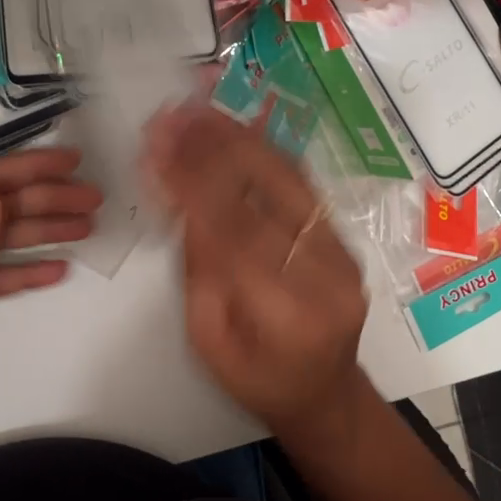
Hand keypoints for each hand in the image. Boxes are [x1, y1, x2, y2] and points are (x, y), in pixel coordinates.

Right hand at [142, 104, 368, 436]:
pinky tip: (234, 124)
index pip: (234, 230)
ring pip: (288, 178)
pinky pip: (302, 182)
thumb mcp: (209, 338)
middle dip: (215, 145)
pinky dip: (264, 148)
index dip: (193, 181)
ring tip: (198, 106)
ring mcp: (342, 250)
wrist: (327, 395)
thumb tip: (181, 197)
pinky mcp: (342, 236)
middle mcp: (324, 272)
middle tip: (174, 114)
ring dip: (239, 136)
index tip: (157, 146)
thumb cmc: (258, 379)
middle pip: (268, 191)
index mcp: (287, 312)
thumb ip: (199, 267)